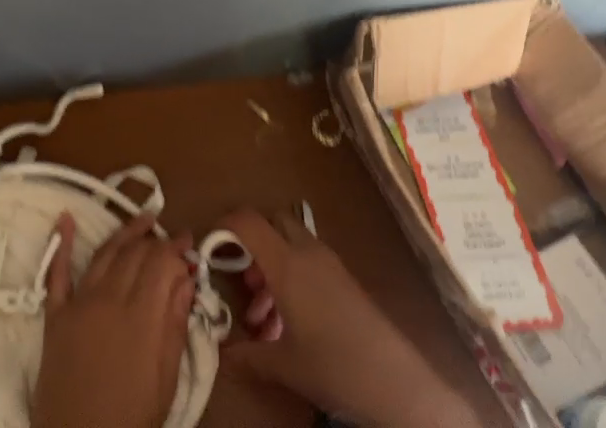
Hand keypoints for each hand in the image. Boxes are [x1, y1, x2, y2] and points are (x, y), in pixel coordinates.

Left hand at [33, 212, 193, 427]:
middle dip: (155, 240)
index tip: (189, 242)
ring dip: (123, 233)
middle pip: (134, 254)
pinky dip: (61, 244)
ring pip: (103, 255)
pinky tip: (65, 219)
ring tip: (142, 219)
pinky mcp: (54, 315)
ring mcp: (78, 304)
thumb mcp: (166, 376)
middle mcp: (109, 298)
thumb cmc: (132, 416)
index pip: (161, 262)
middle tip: (171, 238)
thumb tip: (185, 280)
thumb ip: (174, 323)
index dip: (177, 247)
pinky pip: (56, 273)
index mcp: (141, 315)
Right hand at [221, 208, 481, 427]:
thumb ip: (246, 354)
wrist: (397, 383)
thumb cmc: (334, 365)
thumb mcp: (282, 364)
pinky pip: (309, 263)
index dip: (223, 226)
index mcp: (287, 264)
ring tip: (261, 316)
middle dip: (251, 243)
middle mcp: (308, 254)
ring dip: (271, 266)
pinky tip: (287, 323)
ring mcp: (330, 265)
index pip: (247, 221)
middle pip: (272, 222)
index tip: (208, 247)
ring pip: (291, 245)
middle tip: (241, 278)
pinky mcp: (345, 281)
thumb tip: (222, 352)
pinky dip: (291, 279)